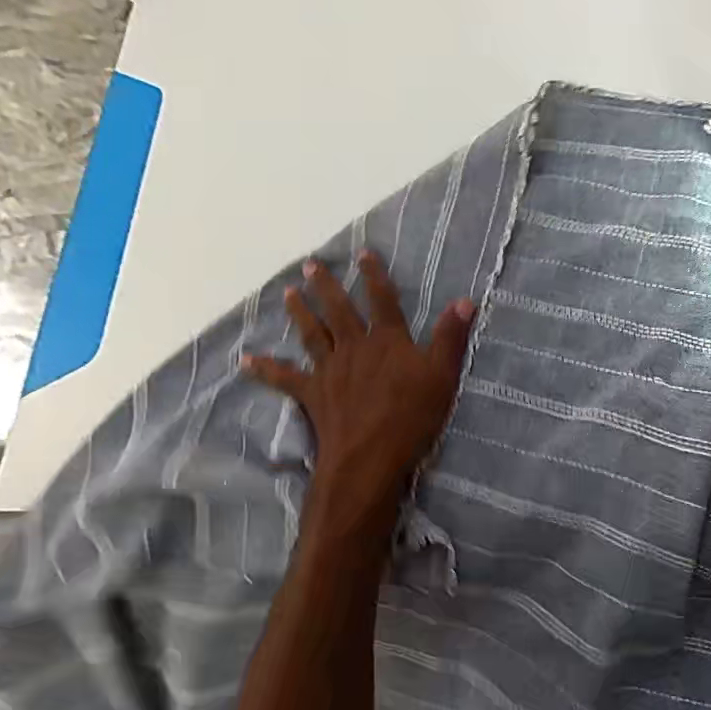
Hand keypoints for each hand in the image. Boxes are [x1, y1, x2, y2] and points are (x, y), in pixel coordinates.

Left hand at [243, 251, 474, 523]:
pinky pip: (285, 378)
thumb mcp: (442, 375)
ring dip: (299, 312)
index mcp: (387, 341)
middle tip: (310, 265)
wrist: (369, 456)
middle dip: (326, 286)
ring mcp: (330, 370)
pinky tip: (245, 360)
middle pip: (339, 310)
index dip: (374, 276)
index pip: (382, 300)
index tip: (363, 253)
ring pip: (312, 334)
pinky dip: (265, 368)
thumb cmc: (411, 416)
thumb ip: (451, 337)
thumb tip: (465, 300)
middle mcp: (355, 347)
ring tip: (288, 294)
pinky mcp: (312, 394)